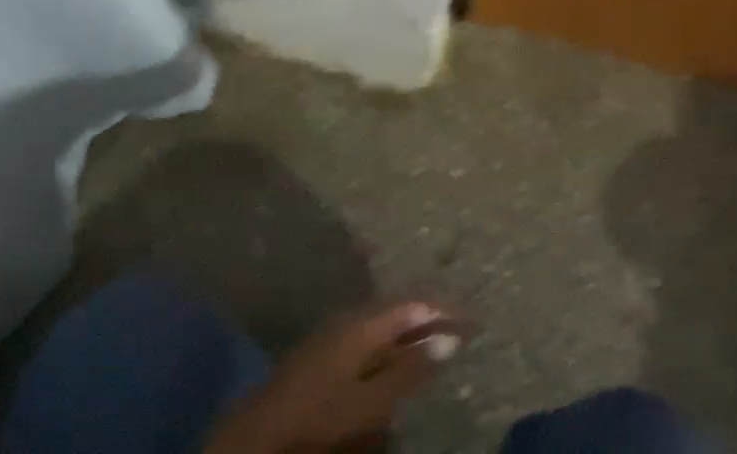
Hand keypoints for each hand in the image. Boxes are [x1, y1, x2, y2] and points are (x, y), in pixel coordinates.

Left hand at [202, 302, 462, 453]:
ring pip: (383, 323)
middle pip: (398, 310)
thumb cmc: (321, 413)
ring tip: (438, 343)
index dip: (444, 310)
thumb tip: (449, 338)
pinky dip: (392, 344)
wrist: (262, 431)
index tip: (473, 319)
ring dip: (411, 331)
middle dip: (431, 317)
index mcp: (362, 322)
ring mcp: (335, 333)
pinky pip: (370, 338)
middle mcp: (349, 318)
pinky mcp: (327, 351)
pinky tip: (400, 360)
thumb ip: (411, 368)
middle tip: (462, 330)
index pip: (413, 304)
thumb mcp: (373, 398)